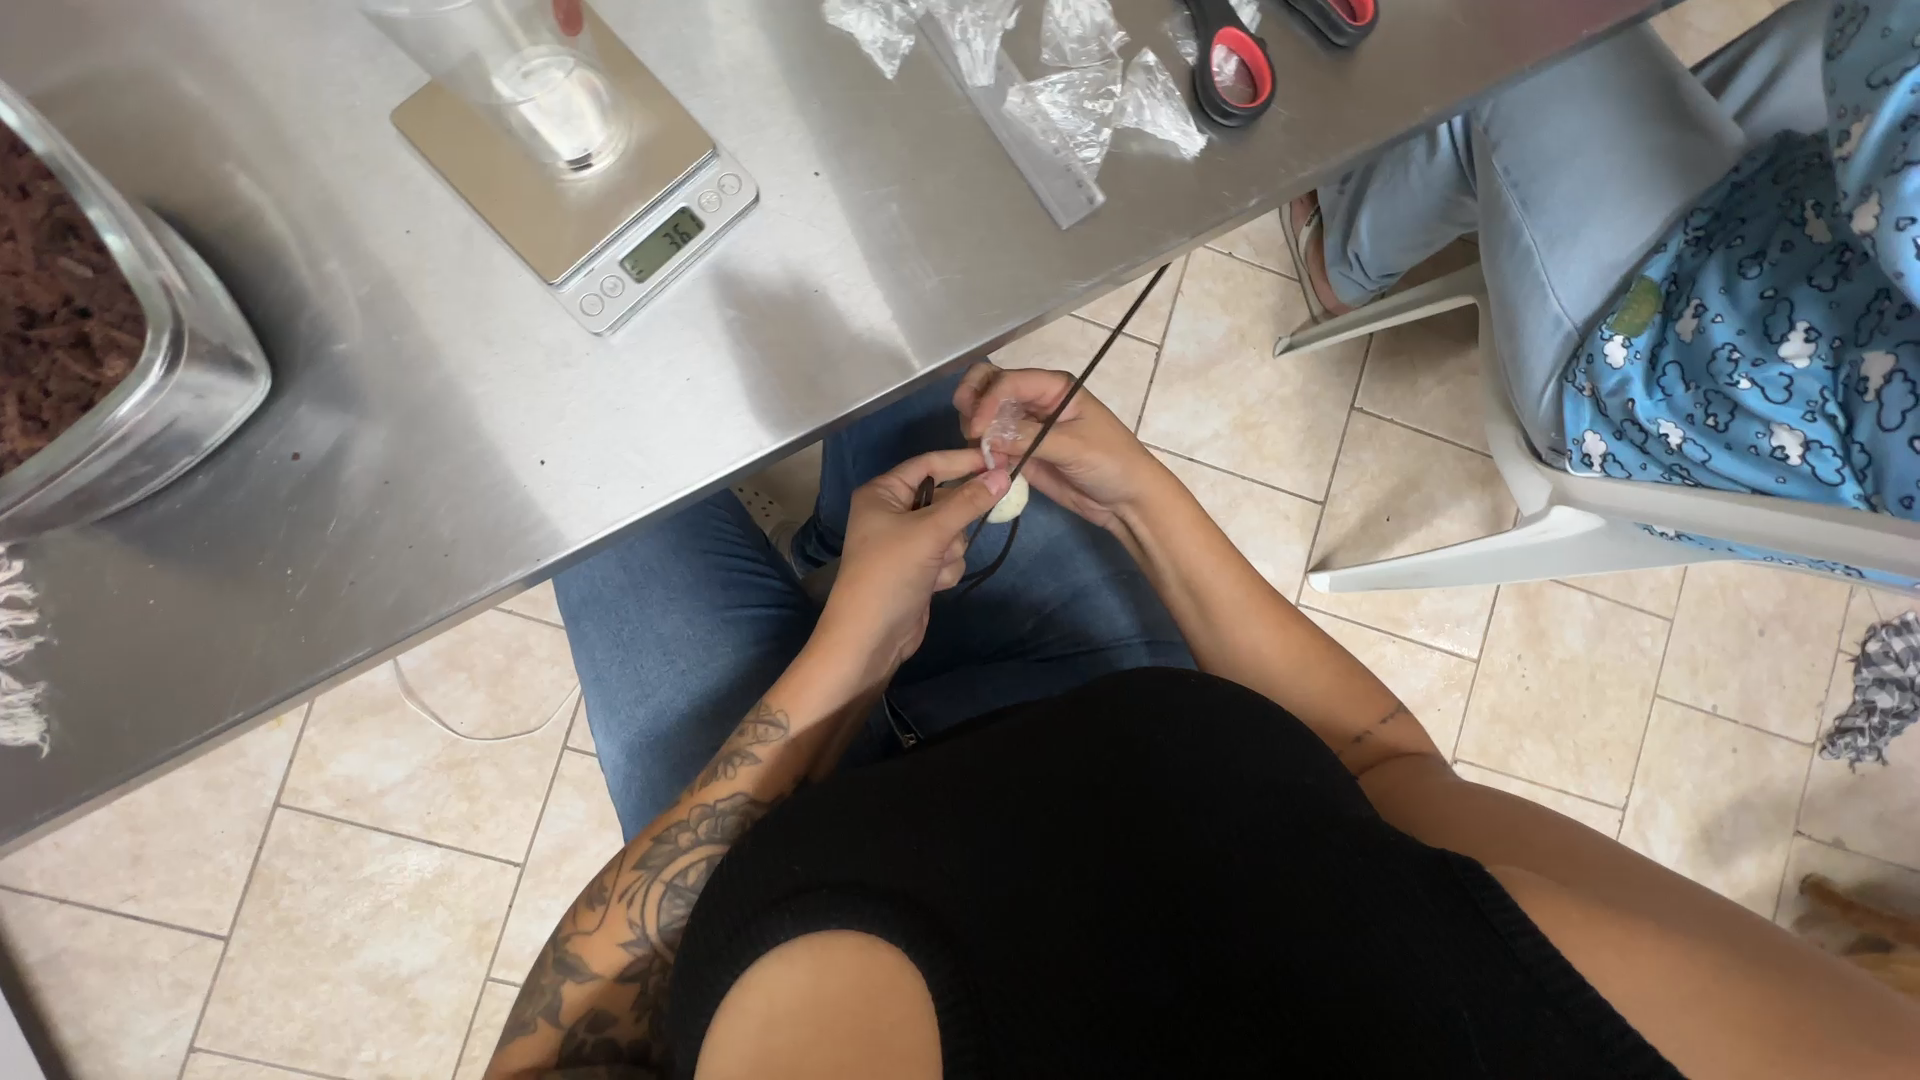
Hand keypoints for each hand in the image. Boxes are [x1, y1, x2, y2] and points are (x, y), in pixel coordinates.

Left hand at [811, 448, 1009, 684]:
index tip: (1000, 460)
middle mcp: (893, 512)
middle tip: (988, 510)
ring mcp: (907, 542)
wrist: (871, 637)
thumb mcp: (930, 532)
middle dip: (956, 519)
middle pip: (945, 499)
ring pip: (952, 531)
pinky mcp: (919, 568)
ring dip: (950, 549)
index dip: (964, 462)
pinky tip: (933, 585)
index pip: (929, 464)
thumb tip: (1004, 475)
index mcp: (883, 493)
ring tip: (935, 565)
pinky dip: (946, 569)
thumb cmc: (891, 573)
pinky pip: (948, 556)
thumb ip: (969, 502)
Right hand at [952, 362, 1170, 530]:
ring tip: (977, 451)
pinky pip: (992, 446)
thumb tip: (988, 436)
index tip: (978, 430)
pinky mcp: (1020, 453)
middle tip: (968, 429)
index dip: (988, 400)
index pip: (1009, 381)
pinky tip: (983, 466)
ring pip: (986, 416)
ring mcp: (1025, 427)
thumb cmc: (1111, 462)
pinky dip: (982, 453)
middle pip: (990, 386)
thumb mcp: (1074, 446)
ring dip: (975, 430)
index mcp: (1054, 387)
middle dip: (973, 402)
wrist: (1125, 500)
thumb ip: (1030, 438)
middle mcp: (1035, 401)